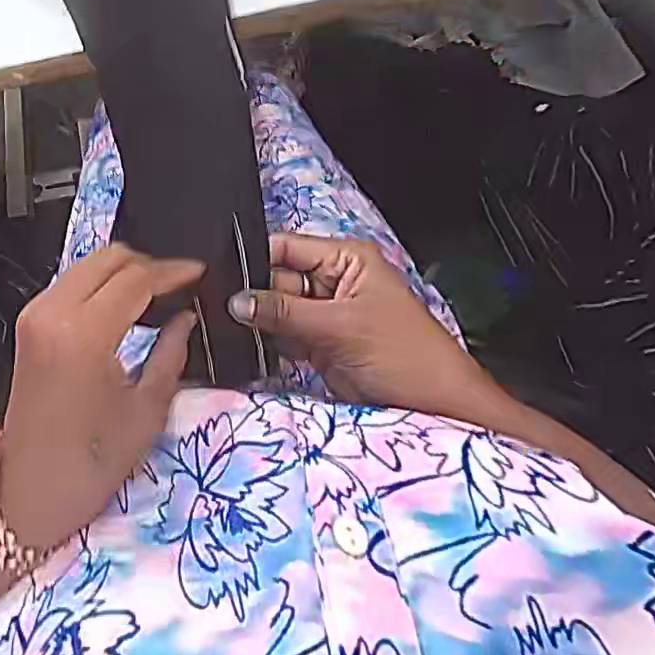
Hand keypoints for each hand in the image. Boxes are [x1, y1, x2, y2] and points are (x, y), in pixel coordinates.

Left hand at [0, 245, 201, 548]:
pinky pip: (73, 282)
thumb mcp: (145, 412)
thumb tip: (186, 318)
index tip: (199, 272)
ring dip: (124, 270)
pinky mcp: (29, 324)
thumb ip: (170, 353)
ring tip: (157, 293)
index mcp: (84, 334)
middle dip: (149, 264)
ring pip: (89, 264)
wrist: (26, 495)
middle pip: (110, 257)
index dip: (173, 271)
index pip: (137, 278)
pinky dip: (102, 283)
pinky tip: (125, 305)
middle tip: (179, 284)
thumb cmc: (90, 465)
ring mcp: (35, 315)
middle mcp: (53, 313)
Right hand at [226, 232, 505, 421]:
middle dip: (253, 295)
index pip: (288, 247)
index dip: (255, 259)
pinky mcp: (320, 343)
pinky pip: (285, 335)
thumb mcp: (340, 326)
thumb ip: (284, 311)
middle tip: (218, 309)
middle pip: (278, 279)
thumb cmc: (402, 354)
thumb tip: (236, 300)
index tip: (220, 275)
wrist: (436, 407)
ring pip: (278, 309)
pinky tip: (246, 346)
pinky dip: (269, 342)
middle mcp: (332, 280)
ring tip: (228, 328)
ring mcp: (324, 314)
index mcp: (345, 259)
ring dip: (258, 321)